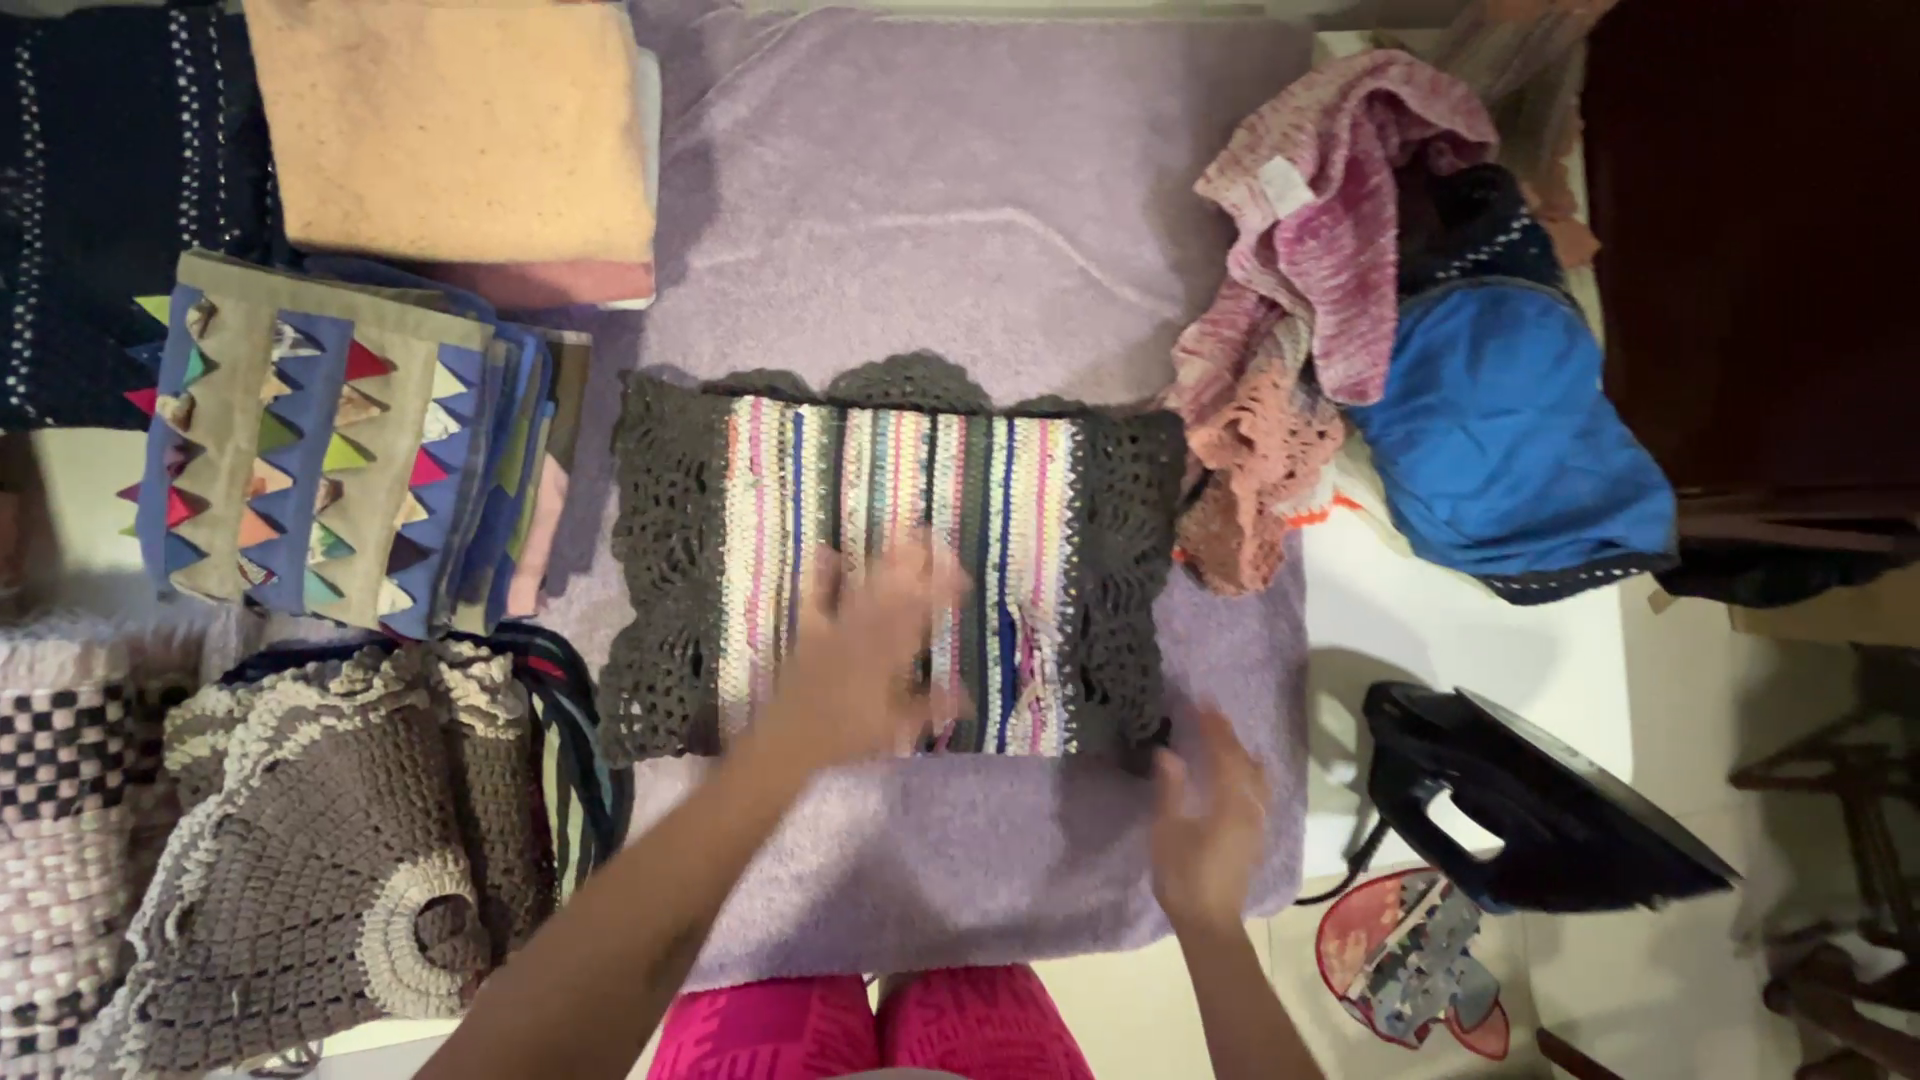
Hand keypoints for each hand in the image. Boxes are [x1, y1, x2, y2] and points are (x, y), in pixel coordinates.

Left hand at [747, 536, 970, 775]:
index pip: (919, 618)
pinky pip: (815, 598)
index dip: (940, 594)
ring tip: (901, 536)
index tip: (961, 578)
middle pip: (893, 594)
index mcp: (887, 657)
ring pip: (863, 590)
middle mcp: (863, 636)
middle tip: (932, 537)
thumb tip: (967, 697)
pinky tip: (828, 550)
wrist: (790, 741)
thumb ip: (930, 706)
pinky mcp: (809, 631)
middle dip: (914, 564)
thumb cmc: (847, 737)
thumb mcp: (895, 726)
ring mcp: (834, 630)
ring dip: (883, 562)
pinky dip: (821, 575)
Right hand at [1151, 706, 1269, 935]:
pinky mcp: (1255, 835)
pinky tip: (1239, 771)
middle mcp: (1251, 809)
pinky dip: (1248, 771)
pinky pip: (1258, 791)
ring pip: (1256, 777)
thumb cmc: (1183, 877)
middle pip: (1244, 763)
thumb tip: (1169, 752)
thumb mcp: (1167, 831)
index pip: (1224, 755)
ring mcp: (1257, 823)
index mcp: (1230, 805)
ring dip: (1240, 752)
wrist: (1209, 923)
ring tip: (1225, 736)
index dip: (1213, 728)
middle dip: (1227, 735)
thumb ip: (1171, 790)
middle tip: (1209, 712)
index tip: (1201, 703)